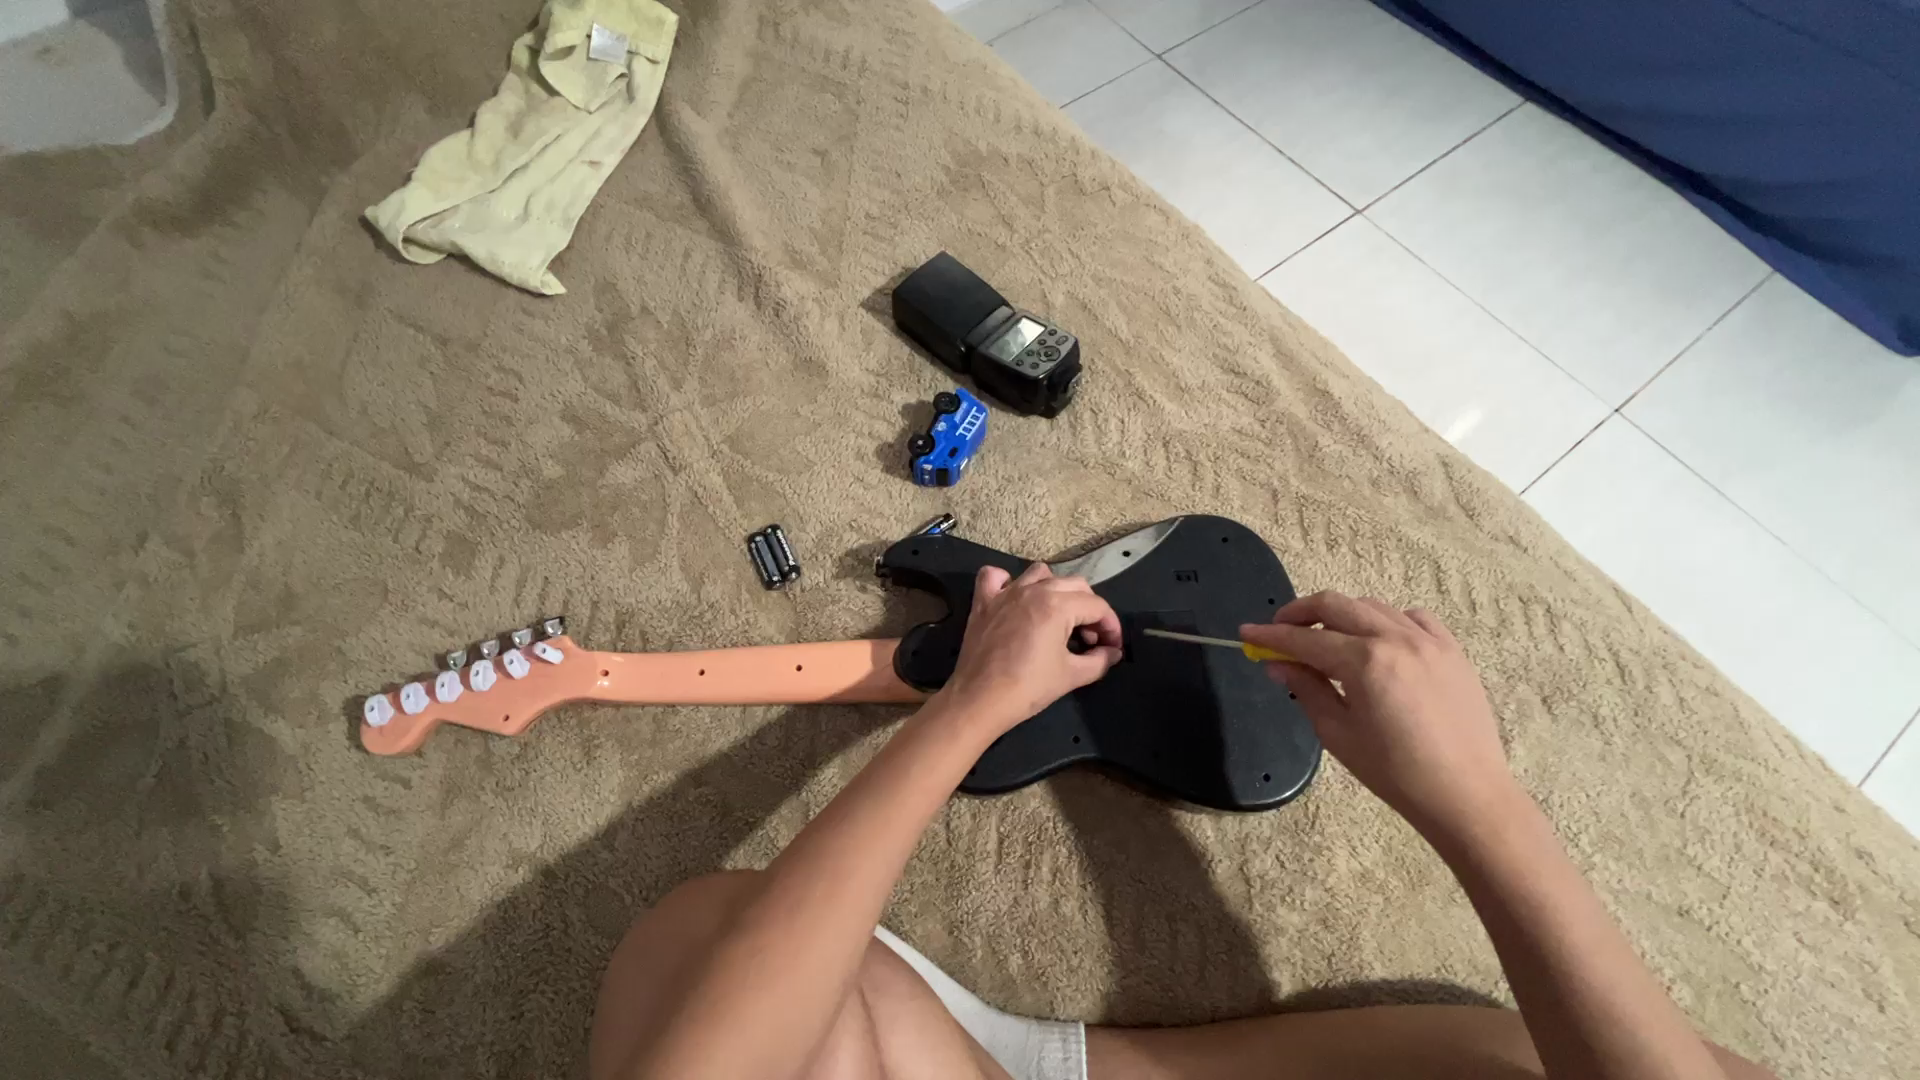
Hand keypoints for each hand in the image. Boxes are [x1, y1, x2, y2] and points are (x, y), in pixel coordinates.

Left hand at [934, 563, 1122, 739]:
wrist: (980, 699)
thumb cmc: (1029, 688)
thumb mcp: (1072, 676)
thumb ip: (1099, 660)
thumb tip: (1112, 652)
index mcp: (1058, 605)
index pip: (1097, 606)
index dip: (1111, 627)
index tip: (1111, 648)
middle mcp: (1033, 590)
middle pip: (1075, 585)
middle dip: (1089, 610)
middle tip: (1089, 639)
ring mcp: (1005, 592)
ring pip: (1040, 573)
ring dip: (1056, 590)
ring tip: (1058, 617)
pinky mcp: (982, 602)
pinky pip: (995, 577)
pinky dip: (1007, 581)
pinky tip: (1014, 598)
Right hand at [1242, 592, 1521, 843]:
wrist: (1466, 795)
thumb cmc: (1395, 772)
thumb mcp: (1337, 732)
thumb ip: (1306, 688)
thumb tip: (1277, 664)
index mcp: (1364, 662)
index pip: (1304, 639)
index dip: (1270, 635)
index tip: (1247, 632)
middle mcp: (1395, 639)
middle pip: (1335, 604)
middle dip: (1300, 612)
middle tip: (1280, 629)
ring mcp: (1428, 640)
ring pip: (1371, 606)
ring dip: (1340, 616)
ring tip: (1326, 639)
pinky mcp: (1452, 650)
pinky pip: (1411, 617)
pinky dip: (1385, 620)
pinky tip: (1377, 642)